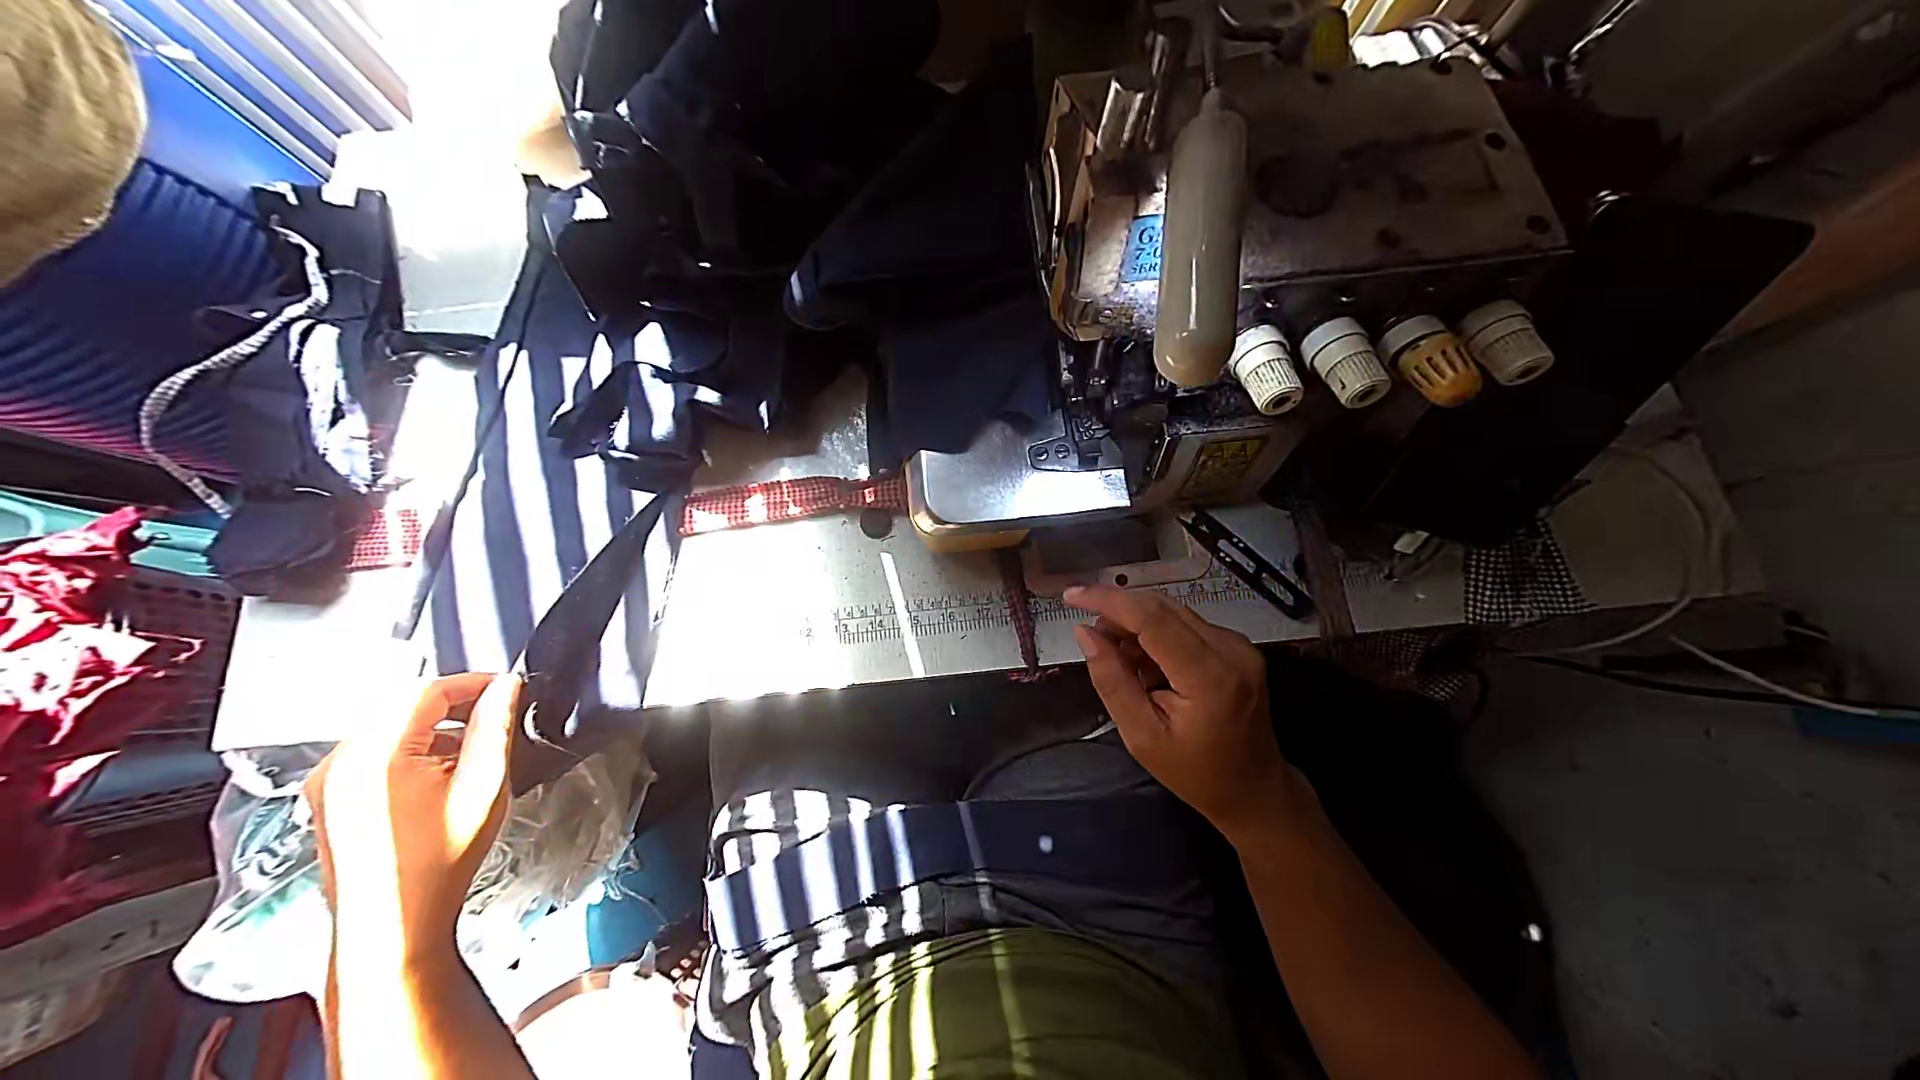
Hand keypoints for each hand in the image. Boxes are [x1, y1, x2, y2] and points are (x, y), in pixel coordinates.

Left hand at [305, 673, 522, 955]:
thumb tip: (506, 686)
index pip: (428, 689)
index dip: (474, 682)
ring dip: (434, 723)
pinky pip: (374, 750)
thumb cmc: (439, 860)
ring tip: (474, 743)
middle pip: (403, 703)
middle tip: (496, 710)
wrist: (392, 925)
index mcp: (375, 754)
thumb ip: (495, 725)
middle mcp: (340, 761)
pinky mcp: (330, 797)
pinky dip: (412, 746)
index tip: (507, 689)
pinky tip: (442, 769)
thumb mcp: (484, 783)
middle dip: (455, 701)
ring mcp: (328, 781)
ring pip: (389, 724)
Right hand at [1065, 585, 1295, 840]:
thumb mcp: (1141, 737)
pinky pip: (1185, 624)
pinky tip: (1145, 663)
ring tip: (1118, 658)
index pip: (1153, 619)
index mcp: (1210, 678)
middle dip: (1118, 612)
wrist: (1254, 789)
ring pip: (1172, 612)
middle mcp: (1231, 651)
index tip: (1072, 596)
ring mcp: (1238, 645)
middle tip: (1091, 636)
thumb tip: (1085, 633)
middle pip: (1162, 608)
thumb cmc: (1195, 773)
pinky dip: (1156, 634)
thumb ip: (1112, 681)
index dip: (1109, 601)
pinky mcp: (1237, 646)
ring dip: (1136, 624)